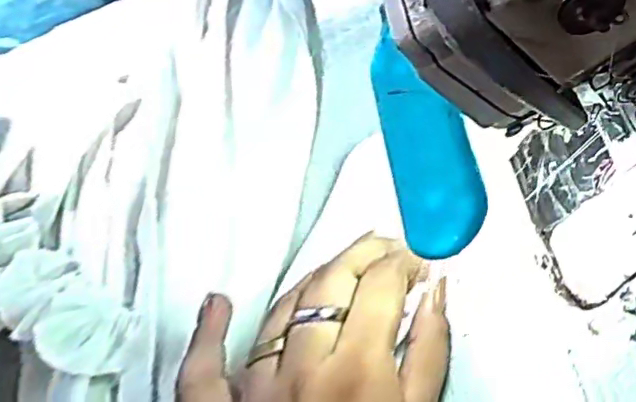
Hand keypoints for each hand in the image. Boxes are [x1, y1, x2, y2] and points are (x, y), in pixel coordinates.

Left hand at [177, 235, 450, 401]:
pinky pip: (200, 374)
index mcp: (359, 365)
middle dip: (366, 252)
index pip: (384, 281)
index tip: (419, 261)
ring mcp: (254, 394)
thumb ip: (430, 345)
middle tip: (388, 248)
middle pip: (332, 282)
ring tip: (341, 264)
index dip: (407, 259)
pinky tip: (216, 303)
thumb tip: (435, 291)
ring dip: (314, 276)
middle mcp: (304, 370)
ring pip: (281, 312)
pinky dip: (206, 335)